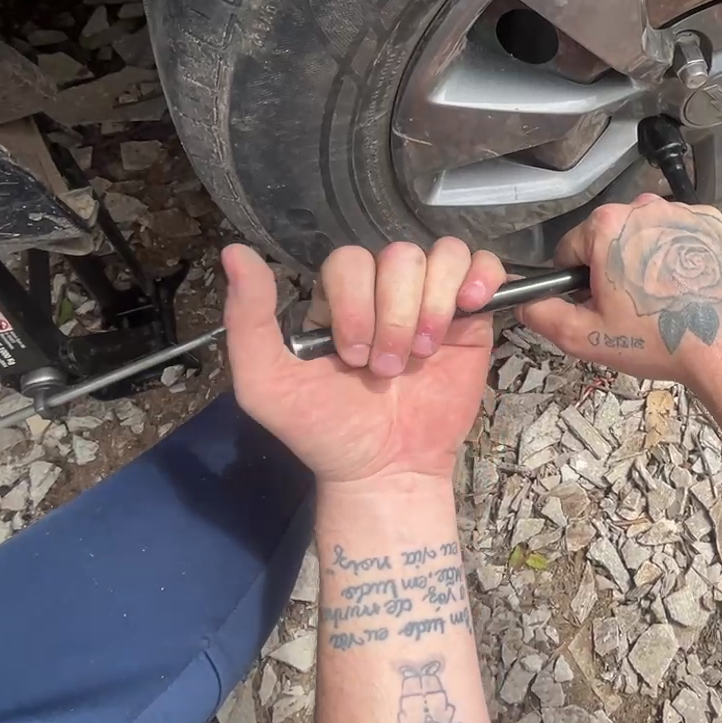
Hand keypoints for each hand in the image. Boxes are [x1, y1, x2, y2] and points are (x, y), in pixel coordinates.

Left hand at [221, 240, 506, 485]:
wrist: (388, 470)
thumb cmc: (327, 430)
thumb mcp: (267, 384)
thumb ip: (249, 320)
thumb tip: (236, 252)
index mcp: (341, 298)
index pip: (352, 260)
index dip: (357, 302)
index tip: (354, 357)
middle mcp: (387, 291)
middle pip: (401, 256)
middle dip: (397, 315)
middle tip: (390, 369)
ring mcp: (433, 300)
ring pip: (442, 256)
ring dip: (433, 304)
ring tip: (427, 351)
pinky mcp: (472, 317)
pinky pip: (485, 267)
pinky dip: (482, 275)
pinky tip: (470, 305)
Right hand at [516, 194, 721, 385]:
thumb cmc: (656, 339)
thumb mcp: (584, 336)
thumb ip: (541, 313)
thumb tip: (525, 300)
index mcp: (606, 226)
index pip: (571, 247)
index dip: (577, 279)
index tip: (597, 301)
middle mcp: (643, 207)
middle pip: (609, 236)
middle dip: (611, 266)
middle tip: (630, 305)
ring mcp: (680, 211)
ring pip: (644, 233)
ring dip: (644, 257)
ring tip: (660, 297)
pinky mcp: (710, 222)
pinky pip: (678, 233)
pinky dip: (676, 252)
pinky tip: (683, 283)